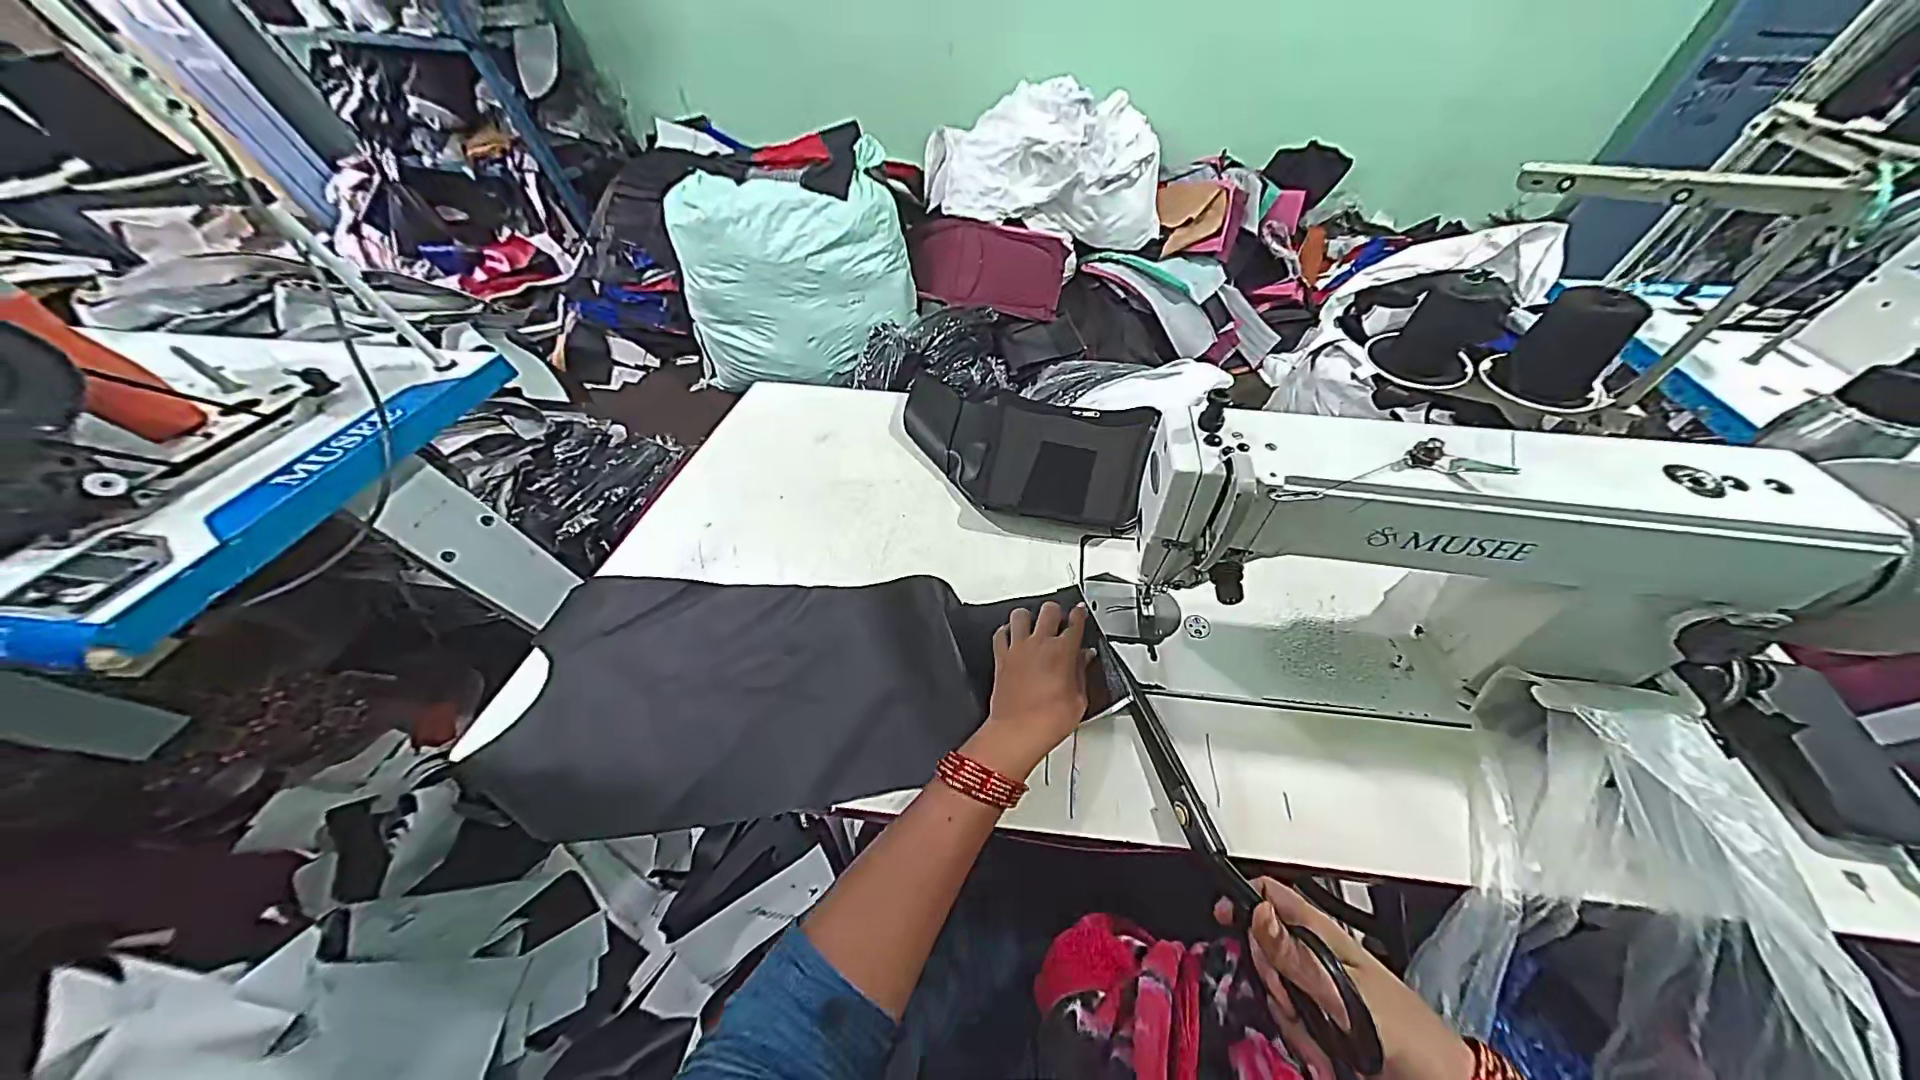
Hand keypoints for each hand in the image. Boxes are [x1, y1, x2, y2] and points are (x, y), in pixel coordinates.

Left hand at [964, 602, 1092, 777]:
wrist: (1018, 731)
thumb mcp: (1079, 699)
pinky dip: (1006, 631)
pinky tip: (1010, 634)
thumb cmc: (1048, 720)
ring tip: (1033, 622)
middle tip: (1058, 617)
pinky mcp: (1001, 658)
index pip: (1075, 622)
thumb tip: (1084, 660)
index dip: (1079, 614)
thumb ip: (1081, 673)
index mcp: (1063, 651)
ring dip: (1029, 617)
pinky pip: (1000, 634)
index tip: (1080, 612)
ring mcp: (1018, 649)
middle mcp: (1039, 644)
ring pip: (1020, 615)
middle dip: (1056, 611)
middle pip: (1049, 610)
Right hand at [1216, 879, 1473, 1079]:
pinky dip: (1296, 1032)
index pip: (1269, 893)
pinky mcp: (1318, 1013)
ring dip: (1286, 1013)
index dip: (1243, 900)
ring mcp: (1316, 983)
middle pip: (1262, 942)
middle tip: (1290, 999)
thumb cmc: (1402, 1031)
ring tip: (1316, 1034)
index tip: (1225, 919)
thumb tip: (1257, 911)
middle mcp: (1315, 951)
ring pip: (1272, 982)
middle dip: (1270, 976)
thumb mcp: (1343, 990)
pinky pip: (1286, 1013)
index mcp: (1322, 931)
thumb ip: (1295, 953)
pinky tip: (1318, 1048)